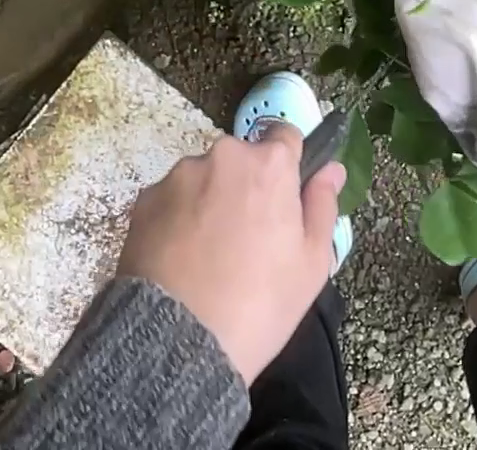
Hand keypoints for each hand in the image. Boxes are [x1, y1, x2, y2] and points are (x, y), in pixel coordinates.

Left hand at [116, 125, 343, 384]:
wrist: (178, 341)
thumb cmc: (260, 302)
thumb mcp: (312, 262)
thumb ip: (322, 205)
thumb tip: (331, 169)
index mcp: (269, 164)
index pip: (285, 135)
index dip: (288, 163)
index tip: (284, 196)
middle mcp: (223, 156)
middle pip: (242, 158)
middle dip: (246, 185)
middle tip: (247, 236)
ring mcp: (179, 175)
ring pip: (204, 178)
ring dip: (210, 200)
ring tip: (208, 254)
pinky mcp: (145, 199)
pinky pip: (171, 199)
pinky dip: (178, 218)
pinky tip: (180, 259)